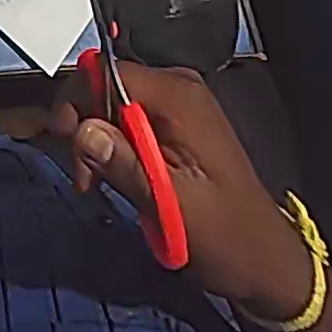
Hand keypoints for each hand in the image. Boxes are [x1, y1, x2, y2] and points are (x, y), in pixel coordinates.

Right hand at [50, 63, 313, 318]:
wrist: (266, 261)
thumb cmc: (225, 236)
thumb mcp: (171, 204)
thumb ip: (124, 163)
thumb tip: (82, 130)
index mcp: (178, 96)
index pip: (103, 70)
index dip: (76, 99)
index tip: (66, 139)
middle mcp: (175, 86)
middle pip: (103, 83)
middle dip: (85, 126)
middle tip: (85, 175)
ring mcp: (175, 99)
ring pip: (108, 99)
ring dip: (96, 138)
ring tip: (99, 180)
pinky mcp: (172, 116)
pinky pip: (124, 112)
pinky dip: (112, 141)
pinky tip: (117, 171)